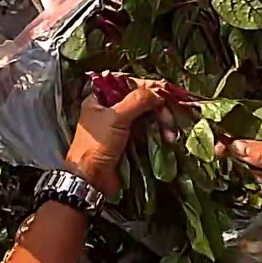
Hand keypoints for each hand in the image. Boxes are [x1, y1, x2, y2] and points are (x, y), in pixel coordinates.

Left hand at [66, 80, 164, 195]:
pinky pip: (149, 131)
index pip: (127, 83)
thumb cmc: (96, 146)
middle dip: (159, 108)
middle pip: (141, 100)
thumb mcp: (115, 118)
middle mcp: (111, 109)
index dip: (147, 86)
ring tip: (170, 136)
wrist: (91, 179)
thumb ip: (137, 101)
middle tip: (170, 119)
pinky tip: (168, 140)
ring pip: (148, 116)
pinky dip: (159, 134)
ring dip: (162, 123)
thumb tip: (159, 90)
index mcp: (101, 99)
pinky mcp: (130, 141)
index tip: (165, 91)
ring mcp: (121, 126)